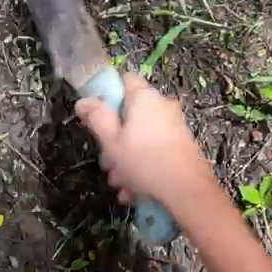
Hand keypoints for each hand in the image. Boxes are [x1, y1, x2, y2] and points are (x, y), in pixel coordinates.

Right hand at [74, 73, 216, 209]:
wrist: (188, 190)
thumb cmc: (145, 162)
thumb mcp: (112, 141)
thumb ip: (97, 118)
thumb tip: (83, 102)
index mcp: (144, 97)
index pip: (125, 80)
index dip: (109, 95)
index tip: (99, 117)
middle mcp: (162, 105)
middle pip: (132, 113)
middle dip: (116, 139)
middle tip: (107, 163)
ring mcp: (174, 125)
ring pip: (143, 136)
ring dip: (128, 158)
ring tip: (120, 184)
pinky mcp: (182, 145)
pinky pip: (156, 149)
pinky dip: (145, 165)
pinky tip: (136, 191)